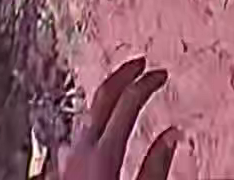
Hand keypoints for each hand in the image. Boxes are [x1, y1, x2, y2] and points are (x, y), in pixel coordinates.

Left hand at [56, 58, 180, 179]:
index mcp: (102, 155)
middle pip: (102, 96)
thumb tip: (172, 135)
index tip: (163, 74)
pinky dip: (97, 122)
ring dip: (109, 97)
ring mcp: (67, 161)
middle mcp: (80, 151)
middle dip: (123, 74)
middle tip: (143, 64)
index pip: (128, 101)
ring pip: (88, 114)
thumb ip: (155, 170)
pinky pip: (80, 135)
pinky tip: (104, 130)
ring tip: (127, 92)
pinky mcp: (61, 174)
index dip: (147, 82)